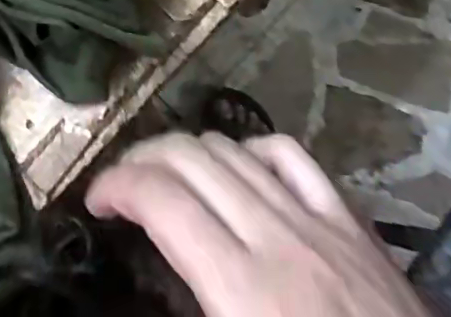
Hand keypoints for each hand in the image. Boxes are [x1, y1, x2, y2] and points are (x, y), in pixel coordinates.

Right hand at [87, 132, 428, 316]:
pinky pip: (289, 156)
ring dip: (184, 153)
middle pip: (185, 156)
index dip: (112, 185)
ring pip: (228, 148)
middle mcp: (276, 239)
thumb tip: (143, 288)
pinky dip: (249, 151)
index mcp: (244, 290)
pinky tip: (238, 172)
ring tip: (169, 178)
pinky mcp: (354, 228)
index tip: (96, 203)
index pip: (157, 197)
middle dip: (138, 160)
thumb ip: (189, 305)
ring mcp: (320, 225)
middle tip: (123, 188)